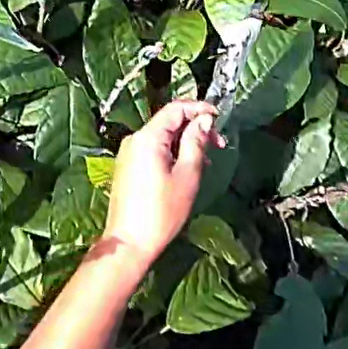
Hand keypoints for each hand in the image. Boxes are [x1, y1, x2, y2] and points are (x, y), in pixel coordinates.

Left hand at [101, 100, 224, 267]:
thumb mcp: (187, 175)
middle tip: (218, 144)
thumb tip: (203, 120)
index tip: (219, 118)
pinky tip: (187, 168)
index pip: (174, 109)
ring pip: (161, 136)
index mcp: (147, 138)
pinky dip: (172, 151)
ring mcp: (128, 152)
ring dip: (185, 141)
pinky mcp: (128, 165)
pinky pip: (153, 149)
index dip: (198, 108)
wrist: (130, 239)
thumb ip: (195, 143)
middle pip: (167, 121)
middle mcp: (134, 139)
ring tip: (205, 160)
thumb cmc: (162, 211)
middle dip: (194, 127)